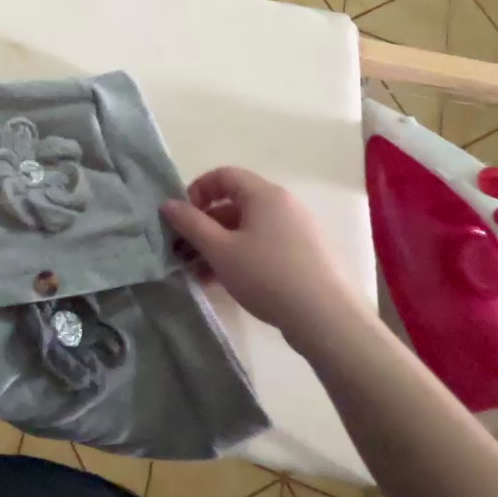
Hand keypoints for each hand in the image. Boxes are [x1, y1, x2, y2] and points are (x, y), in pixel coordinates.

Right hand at [162, 167, 361, 340]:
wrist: (329, 321)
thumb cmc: (268, 275)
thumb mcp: (219, 250)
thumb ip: (190, 223)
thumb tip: (168, 204)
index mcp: (265, 195)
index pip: (224, 175)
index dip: (197, 190)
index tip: (183, 217)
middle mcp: (285, 206)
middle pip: (235, 203)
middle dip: (205, 224)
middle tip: (186, 248)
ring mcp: (299, 232)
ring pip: (249, 228)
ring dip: (220, 244)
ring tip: (201, 271)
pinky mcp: (308, 256)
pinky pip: (266, 245)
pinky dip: (242, 255)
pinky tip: (227, 282)